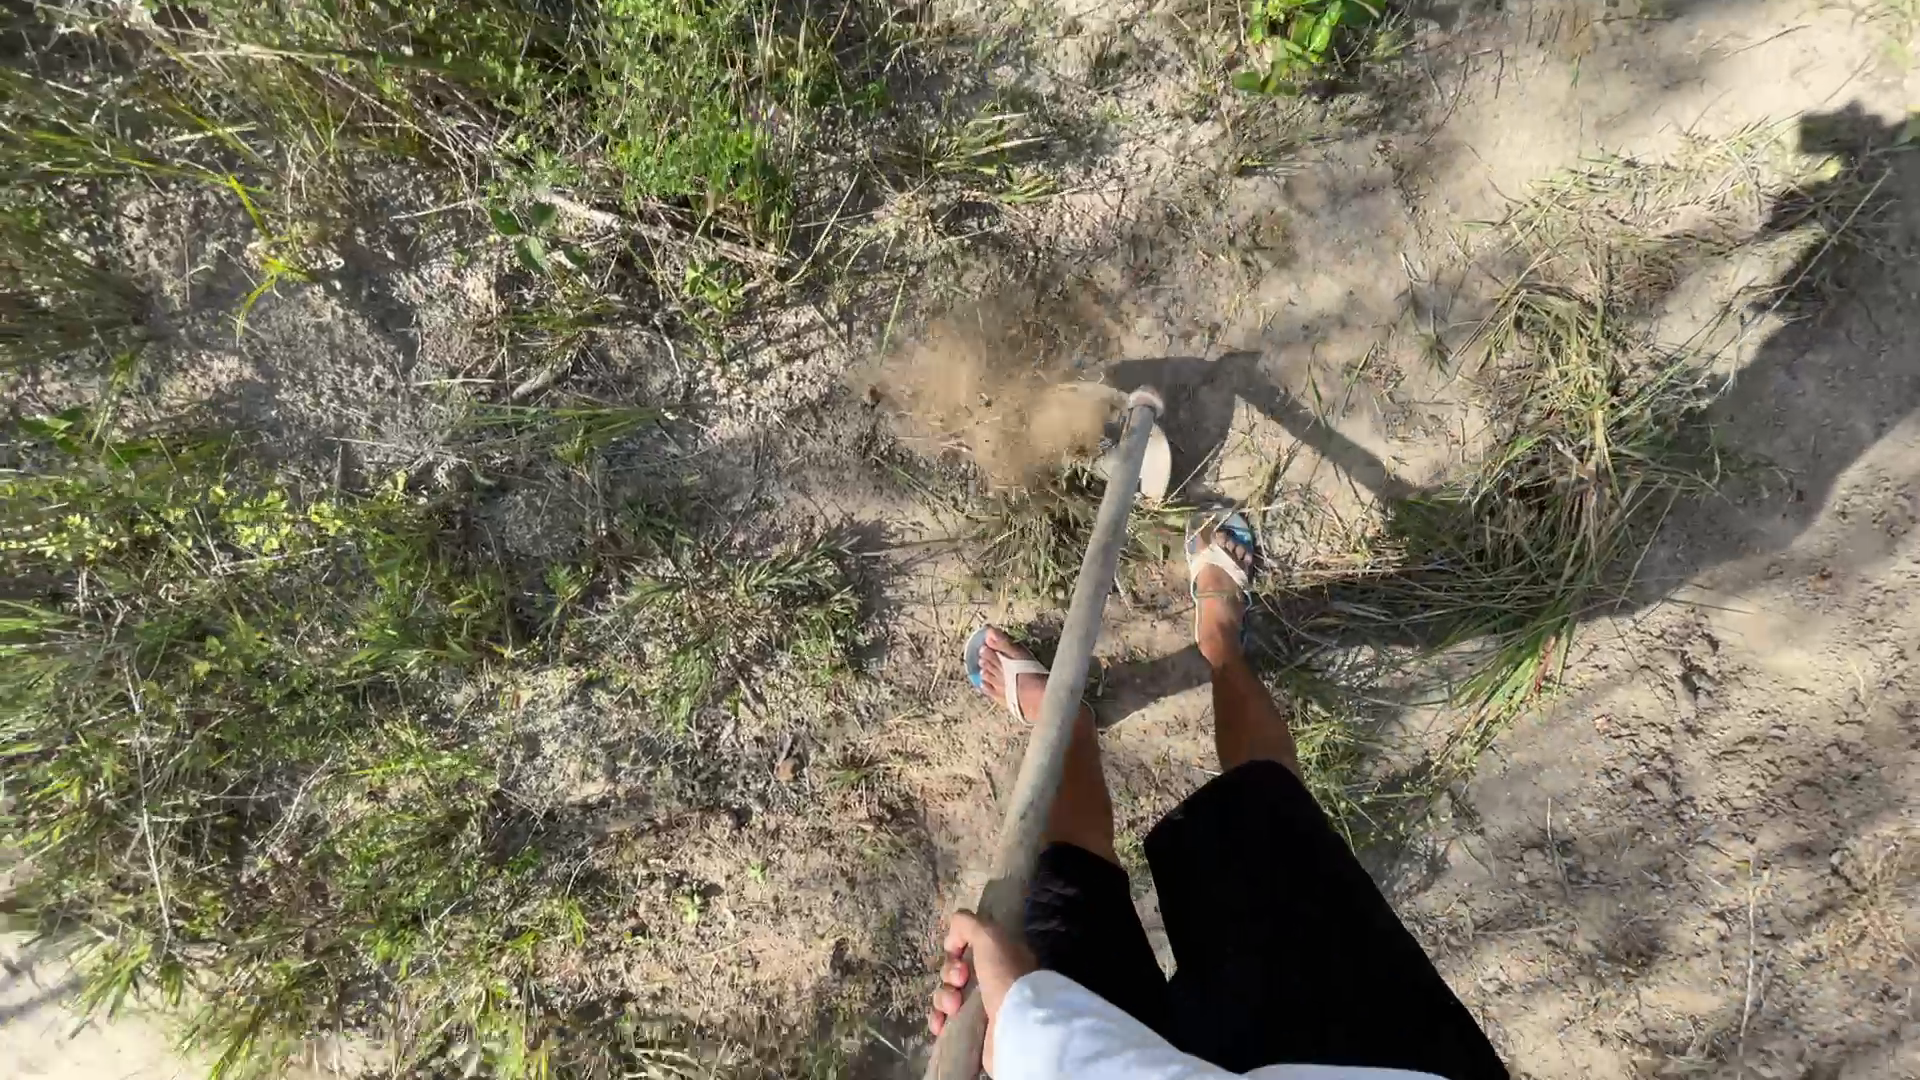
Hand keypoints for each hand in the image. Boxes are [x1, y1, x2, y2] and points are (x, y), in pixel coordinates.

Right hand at [928, 910, 1036, 1073]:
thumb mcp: (989, 936)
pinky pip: (945, 1021)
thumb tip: (953, 934)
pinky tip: (941, 1023)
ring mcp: (981, 1007)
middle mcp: (991, 980)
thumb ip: (968, 923)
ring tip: (954, 1006)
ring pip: (947, 994)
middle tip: (960, 980)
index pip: (968, 945)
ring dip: (943, 997)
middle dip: (950, 972)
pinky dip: (939, 1020)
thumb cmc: (1005, 974)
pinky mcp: (971, 1031)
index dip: (956, 946)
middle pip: (954, 969)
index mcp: (999, 956)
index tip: (956, 951)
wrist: (1016, 1026)